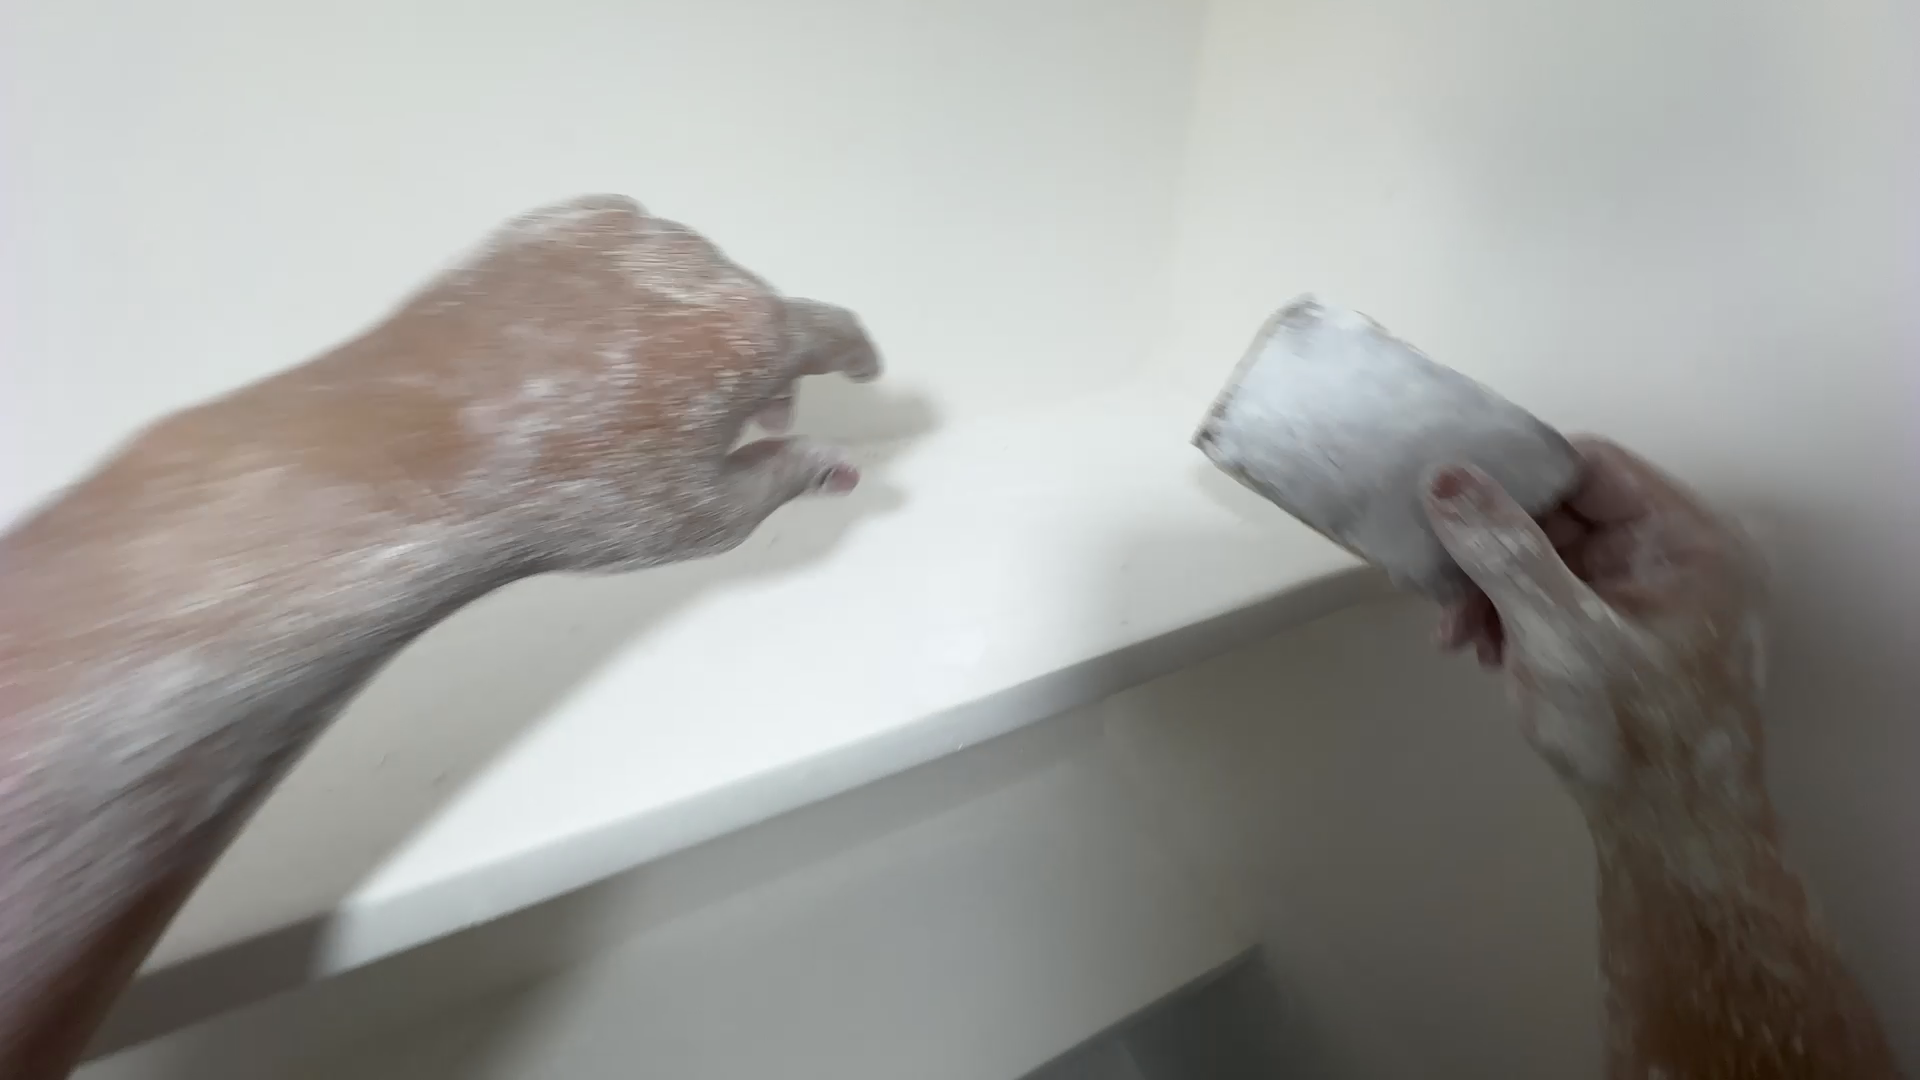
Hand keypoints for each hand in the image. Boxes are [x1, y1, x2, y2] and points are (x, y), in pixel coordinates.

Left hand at [250, 194, 880, 574]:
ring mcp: (619, 238)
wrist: (419, 460)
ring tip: (664, 390)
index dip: (852, 356)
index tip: (857, 368)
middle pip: (760, 314)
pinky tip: (608, 350)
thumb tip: (838, 468)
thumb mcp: (710, 511)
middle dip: (765, 368)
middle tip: (742, 419)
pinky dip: (641, 299)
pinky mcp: (551, 230)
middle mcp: (696, 266)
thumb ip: (788, 476)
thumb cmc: (578, 498)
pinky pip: (628, 257)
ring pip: (695, 282)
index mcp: (749, 332)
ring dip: (703, 330)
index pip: (832, 333)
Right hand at [1421, 439, 1768, 828]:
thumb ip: (1503, 552)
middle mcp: (1657, 554)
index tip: (1447, 504)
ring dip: (1480, 587)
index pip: (1589, 468)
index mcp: (1683, 540)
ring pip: (1527, 552)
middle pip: (1550, 512)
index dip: (1516, 478)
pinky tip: (1472, 647)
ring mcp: (1623, 590)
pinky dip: (1491, 612)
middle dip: (1486, 549)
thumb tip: (1443, 478)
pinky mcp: (1591, 622)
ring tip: (1456, 633)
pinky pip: (1526, 590)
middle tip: (1440, 585)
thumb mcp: (1560, 632)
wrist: (1657, 822)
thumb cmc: (1628, 727)